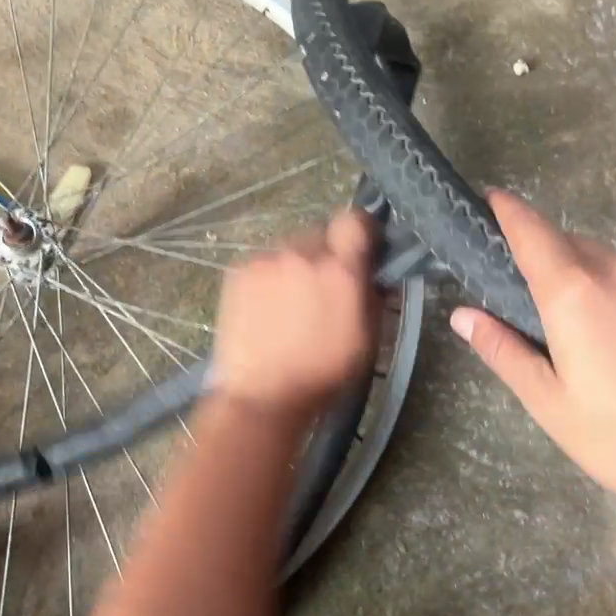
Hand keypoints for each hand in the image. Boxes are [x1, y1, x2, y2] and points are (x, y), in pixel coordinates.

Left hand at [209, 210, 378, 418]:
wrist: (262, 395)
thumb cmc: (323, 375)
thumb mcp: (367, 340)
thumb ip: (375, 296)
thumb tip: (376, 273)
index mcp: (340, 271)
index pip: (354, 220)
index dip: (359, 231)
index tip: (360, 248)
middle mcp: (302, 254)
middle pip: (320, 233)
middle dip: (326, 253)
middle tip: (323, 285)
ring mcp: (266, 260)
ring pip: (289, 247)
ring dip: (296, 264)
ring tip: (290, 302)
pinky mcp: (239, 271)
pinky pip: (263, 261)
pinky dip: (269, 275)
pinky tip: (267, 307)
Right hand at [450, 190, 615, 522]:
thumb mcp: (551, 404)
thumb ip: (503, 350)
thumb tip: (464, 315)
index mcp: (577, 291)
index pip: (530, 228)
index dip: (504, 210)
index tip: (484, 203)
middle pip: (568, 244)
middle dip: (542, 261)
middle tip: (528, 307)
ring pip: (608, 264)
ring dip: (585, 283)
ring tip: (584, 339)